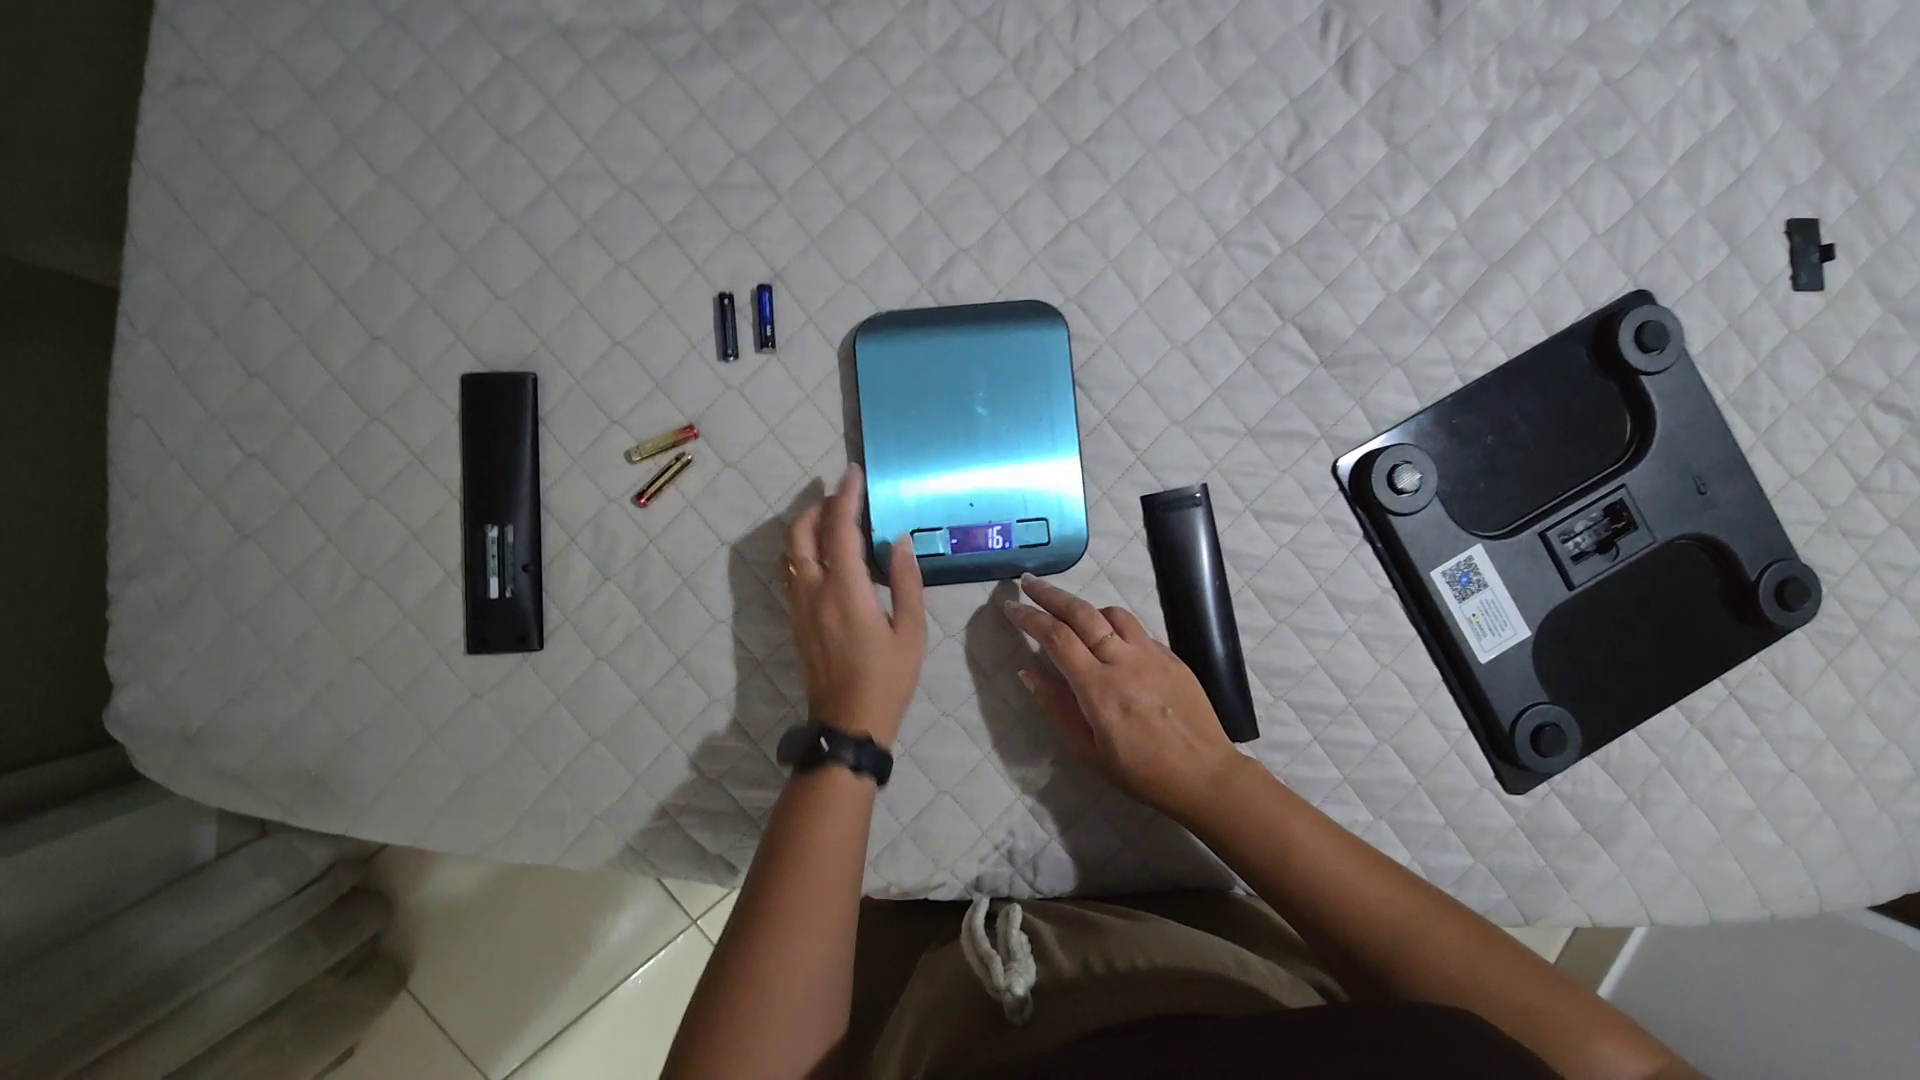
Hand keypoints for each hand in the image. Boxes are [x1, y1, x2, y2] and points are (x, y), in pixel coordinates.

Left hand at [783, 464, 926, 745]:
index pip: (839, 530)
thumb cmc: (887, 680)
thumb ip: (906, 582)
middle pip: (801, 533)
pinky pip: (792, 571)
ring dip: (808, 527)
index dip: (846, 497)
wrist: (848, 724)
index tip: (853, 473)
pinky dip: (805, 550)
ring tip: (834, 519)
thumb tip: (901, 541)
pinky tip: (827, 555)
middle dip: (818, 507)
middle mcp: (813, 591)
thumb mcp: (911, 632)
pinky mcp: (795, 620)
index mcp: (845, 591)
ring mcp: (799, 606)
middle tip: (843, 495)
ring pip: (791, 552)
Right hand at [1003, 574, 1246, 821]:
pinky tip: (1110, 639)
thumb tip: (1030, 673)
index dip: (1030, 617)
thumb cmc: (1141, 773)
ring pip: (1113, 614)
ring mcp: (1152, 655)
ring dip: (1086, 607)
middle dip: (1051, 595)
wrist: (1205, 776)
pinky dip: (1115, 625)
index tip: (1011, 606)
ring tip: (1069, 613)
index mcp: (1098, 688)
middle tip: (1029, 584)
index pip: (1056, 638)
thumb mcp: (1088, 752)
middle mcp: (1124, 662)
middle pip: (1081, 614)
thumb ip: (1057, 707)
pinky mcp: (1172, 658)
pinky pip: (1137, 630)